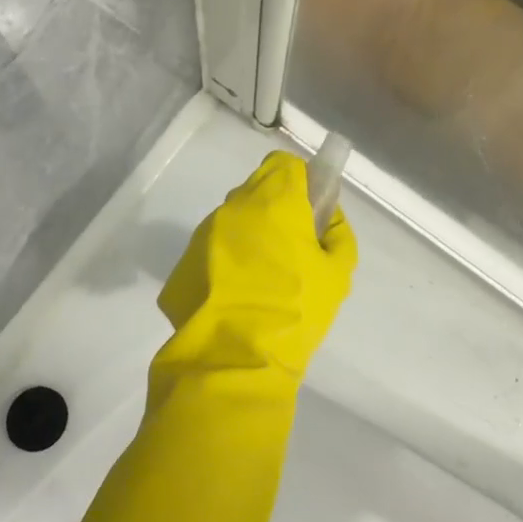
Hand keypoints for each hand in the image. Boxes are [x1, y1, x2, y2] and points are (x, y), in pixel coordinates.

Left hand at [158, 151, 357, 378]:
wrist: (235, 356)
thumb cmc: (295, 310)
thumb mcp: (337, 275)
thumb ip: (338, 235)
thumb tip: (327, 219)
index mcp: (274, 201)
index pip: (285, 165)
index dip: (301, 182)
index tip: (310, 211)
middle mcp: (234, 207)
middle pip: (258, 189)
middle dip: (276, 209)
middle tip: (293, 248)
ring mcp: (204, 233)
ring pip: (234, 219)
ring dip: (250, 235)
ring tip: (263, 277)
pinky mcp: (184, 261)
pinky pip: (213, 248)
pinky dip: (227, 260)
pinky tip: (239, 294)